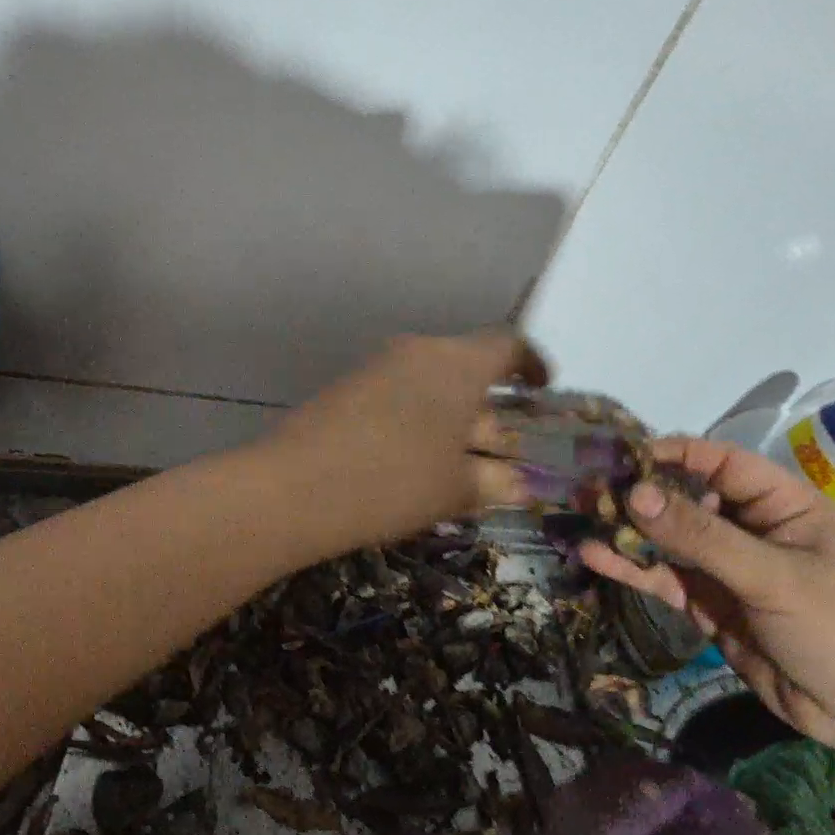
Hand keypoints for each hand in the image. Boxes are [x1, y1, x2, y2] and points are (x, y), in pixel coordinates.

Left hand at [267, 331, 545, 549]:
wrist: (293, 489)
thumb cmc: (393, 482)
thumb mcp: (455, 489)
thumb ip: (493, 482)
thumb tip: (516, 483)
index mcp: (457, 363)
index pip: (508, 345)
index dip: (531, 365)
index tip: (542, 390)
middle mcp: (418, 352)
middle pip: (466, 369)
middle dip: (488, 410)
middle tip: (500, 455)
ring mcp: (376, 369)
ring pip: (430, 387)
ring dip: (451, 421)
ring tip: (459, 469)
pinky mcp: (345, 391)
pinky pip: (397, 399)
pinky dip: (417, 425)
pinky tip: (412, 467)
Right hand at [580, 437, 834, 771]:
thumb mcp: (772, 576)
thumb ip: (700, 536)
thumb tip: (634, 493)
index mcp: (782, 505)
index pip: (722, 463)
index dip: (675, 454)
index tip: (624, 455)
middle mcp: (750, 529)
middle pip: (685, 499)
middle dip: (639, 494)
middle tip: (589, 490)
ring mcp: (726, 568)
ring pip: (668, 539)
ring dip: (627, 531)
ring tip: (581, 518)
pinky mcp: (708, 605)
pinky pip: (663, 578)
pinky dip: (631, 568)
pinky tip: (594, 557)